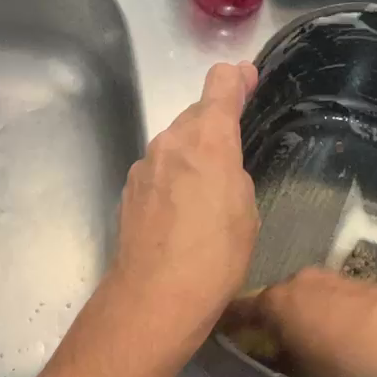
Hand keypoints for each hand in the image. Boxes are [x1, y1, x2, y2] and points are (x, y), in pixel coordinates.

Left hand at [107, 62, 260, 339]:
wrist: (155, 298)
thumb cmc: (216, 256)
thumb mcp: (246, 211)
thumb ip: (234, 171)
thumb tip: (220, 164)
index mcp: (207, 140)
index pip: (220, 85)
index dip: (237, 79)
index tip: (247, 80)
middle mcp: (170, 142)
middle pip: (195, 115)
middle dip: (215, 124)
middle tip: (234, 150)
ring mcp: (144, 166)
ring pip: (175, 145)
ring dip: (192, 156)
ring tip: (208, 194)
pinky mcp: (129, 191)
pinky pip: (159, 172)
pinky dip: (173, 180)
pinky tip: (182, 215)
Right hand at [224, 268, 376, 376]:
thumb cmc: (350, 361)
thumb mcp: (309, 375)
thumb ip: (288, 361)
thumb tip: (280, 355)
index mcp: (277, 302)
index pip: (241, 310)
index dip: (232, 324)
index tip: (223, 332)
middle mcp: (300, 281)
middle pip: (278, 299)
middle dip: (274, 319)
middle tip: (273, 343)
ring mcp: (333, 277)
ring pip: (309, 297)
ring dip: (306, 315)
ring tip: (312, 341)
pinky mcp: (363, 282)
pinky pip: (335, 300)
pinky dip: (332, 314)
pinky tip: (344, 335)